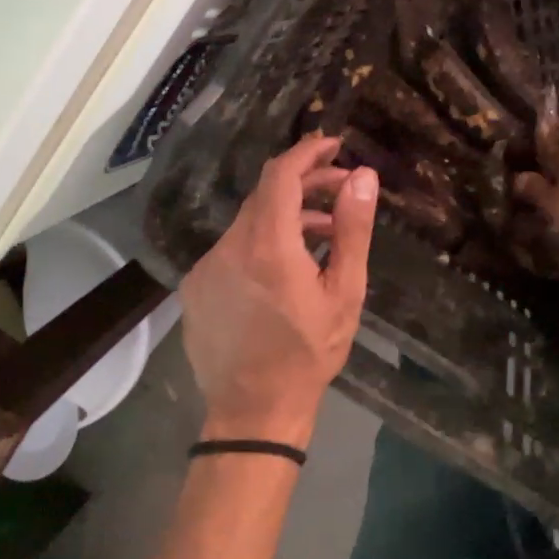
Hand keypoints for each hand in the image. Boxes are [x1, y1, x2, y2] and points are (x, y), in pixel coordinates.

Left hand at [178, 134, 377, 447]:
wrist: (253, 413)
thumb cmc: (309, 352)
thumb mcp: (345, 292)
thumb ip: (353, 229)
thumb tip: (363, 176)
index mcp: (267, 247)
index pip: (280, 175)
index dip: (308, 152)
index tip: (335, 145)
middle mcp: (229, 248)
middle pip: (266, 194)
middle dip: (306, 183)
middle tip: (343, 191)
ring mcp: (206, 268)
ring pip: (250, 220)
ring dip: (287, 214)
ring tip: (325, 232)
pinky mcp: (195, 287)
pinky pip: (233, 247)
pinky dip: (263, 239)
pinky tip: (289, 263)